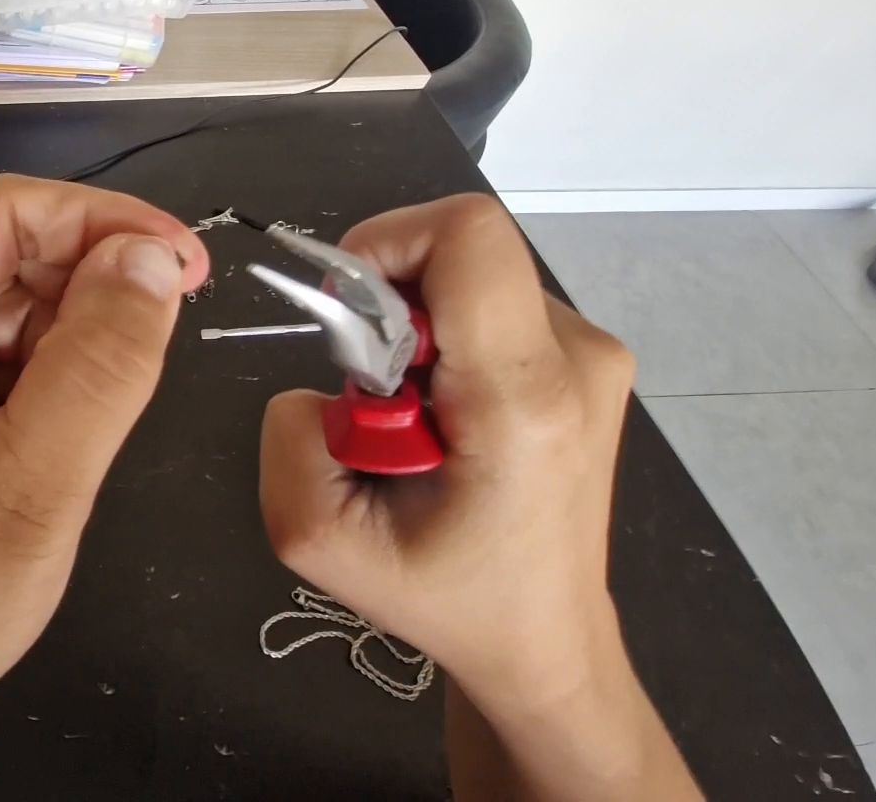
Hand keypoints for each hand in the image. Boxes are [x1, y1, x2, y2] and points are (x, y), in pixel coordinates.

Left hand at [0, 174, 208, 800]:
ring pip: (18, 286)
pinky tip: (67, 417)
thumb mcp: (30, 493)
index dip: (97, 217)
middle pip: (6, 244)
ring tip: (94, 412)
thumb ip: (98, 369)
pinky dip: (61, 356)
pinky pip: (11, 332)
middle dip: (94, 276)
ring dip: (80, 326)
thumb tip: (152, 257)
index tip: (184, 262)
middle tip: (157, 344)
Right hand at [257, 194, 698, 799]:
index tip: (341, 308)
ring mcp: (589, 356)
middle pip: (457, 250)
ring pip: (464, 277)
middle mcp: (575, 357)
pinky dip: (435, 336)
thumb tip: (323, 383)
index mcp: (518, 397)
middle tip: (363, 384)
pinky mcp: (581, 361)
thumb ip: (287, 433)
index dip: (381, 241)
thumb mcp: (312, 534)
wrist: (539, 639)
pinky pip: (483, 301)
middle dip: (382, 300)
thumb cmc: (438, 594)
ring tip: (400, 410)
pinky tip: (432, 407)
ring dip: (405, 325)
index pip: (467, 236)